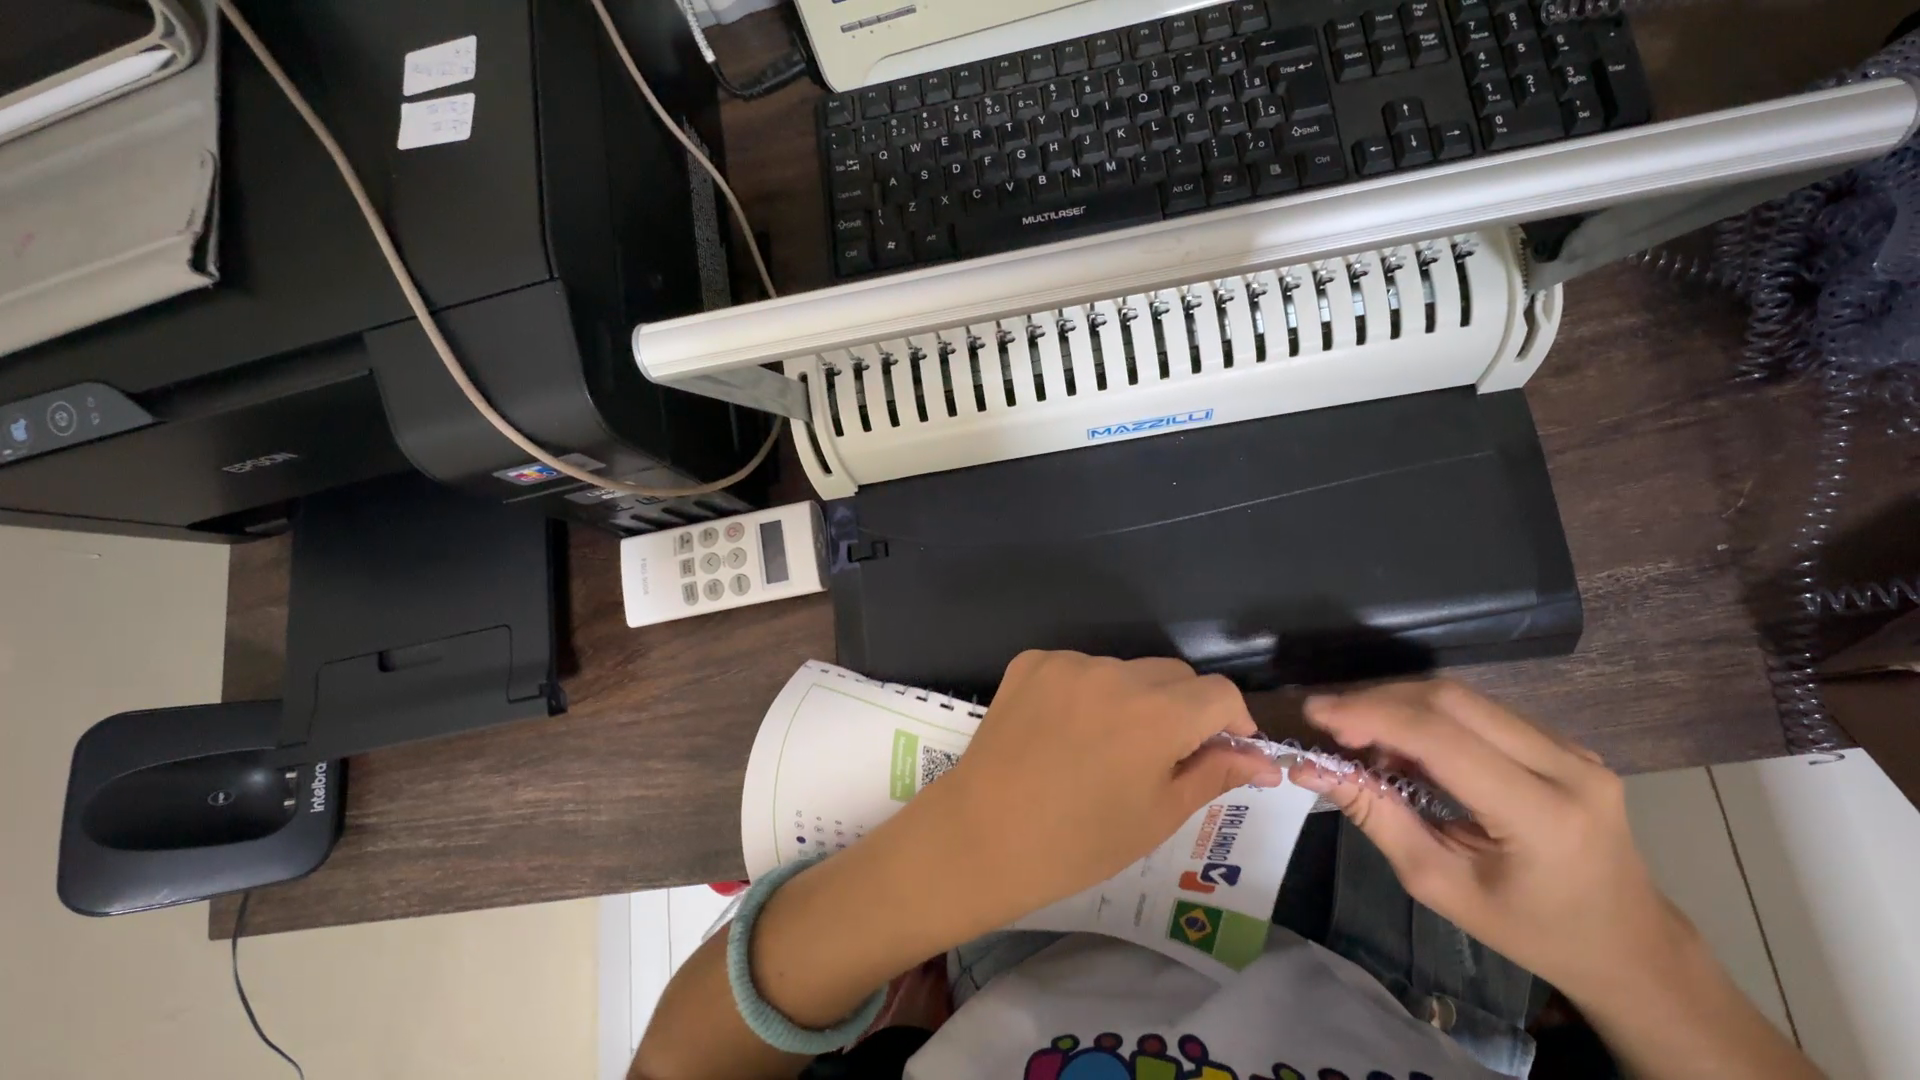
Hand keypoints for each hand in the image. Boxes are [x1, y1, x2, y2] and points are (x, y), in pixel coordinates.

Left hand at [913, 650, 1284, 925]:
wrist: (982, 837)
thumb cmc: (1079, 841)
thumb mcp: (1159, 814)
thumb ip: (1215, 774)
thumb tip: (1265, 760)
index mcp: (1157, 714)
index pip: (1220, 694)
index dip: (1232, 722)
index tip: (1225, 750)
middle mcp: (1115, 674)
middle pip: (1174, 676)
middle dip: (1184, 709)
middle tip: (1165, 756)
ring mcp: (1067, 664)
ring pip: (1125, 671)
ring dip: (1133, 699)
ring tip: (1106, 748)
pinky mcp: (1030, 663)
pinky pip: (1079, 668)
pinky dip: (1086, 692)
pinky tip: (1067, 731)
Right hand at [1291, 680, 1692, 998]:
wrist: (1630, 946)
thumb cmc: (1530, 930)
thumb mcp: (1440, 885)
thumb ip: (1376, 817)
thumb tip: (1312, 768)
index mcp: (1543, 815)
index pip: (1442, 739)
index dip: (1370, 715)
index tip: (1313, 714)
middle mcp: (1568, 768)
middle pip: (1453, 700)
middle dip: (1379, 701)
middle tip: (1329, 723)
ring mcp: (1575, 750)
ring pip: (1466, 698)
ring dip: (1402, 706)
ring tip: (1361, 738)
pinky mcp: (1567, 745)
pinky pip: (1484, 712)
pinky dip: (1431, 717)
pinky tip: (1406, 745)